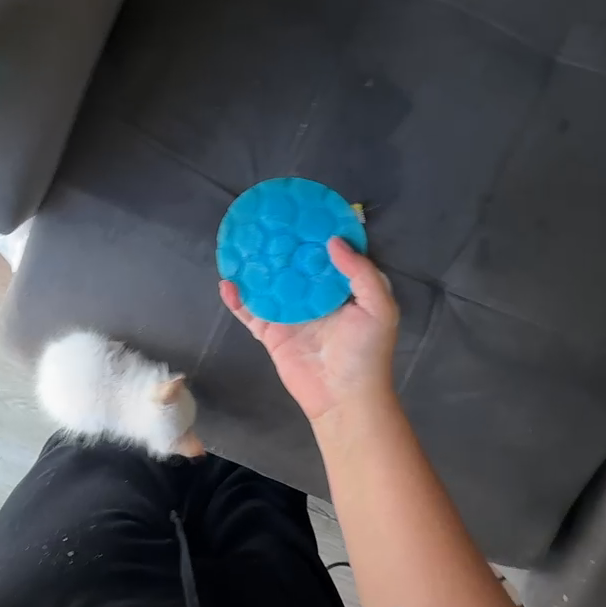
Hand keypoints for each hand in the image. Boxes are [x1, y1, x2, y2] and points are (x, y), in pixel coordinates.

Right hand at [220, 237, 399, 425]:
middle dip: (280, 244)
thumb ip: (361, 273)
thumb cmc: (366, 353)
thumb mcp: (378, 308)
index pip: (328, 254)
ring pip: (267, 284)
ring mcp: (289, 314)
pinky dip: (236, 298)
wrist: (343, 398)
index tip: (302, 208)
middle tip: (263, 220)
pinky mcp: (271, 333)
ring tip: (238, 244)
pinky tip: (226, 282)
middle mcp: (313, 297)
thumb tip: (333, 241)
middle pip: (292, 265)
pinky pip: (250, 312)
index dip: (317, 233)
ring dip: (254, 266)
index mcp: (341, 288)